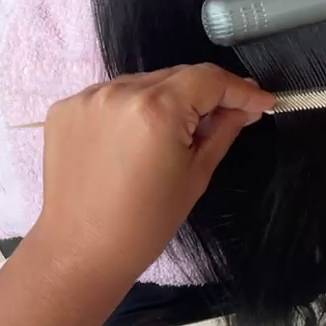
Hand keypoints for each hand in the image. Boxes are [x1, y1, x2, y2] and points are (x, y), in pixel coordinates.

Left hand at [33, 65, 273, 280]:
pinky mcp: (65, 108)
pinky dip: (128, 110)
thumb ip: (223, 130)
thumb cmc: (146, 223)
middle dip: (202, 94)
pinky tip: (132, 141)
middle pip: (174, 76)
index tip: (260, 101)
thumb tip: (247, 106)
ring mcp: (87, 97)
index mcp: (156, 109)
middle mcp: (119, 92)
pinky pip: (109, 96)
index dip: (239, 89)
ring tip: (171, 136)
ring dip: (164, 100)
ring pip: (141, 84)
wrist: (81, 250)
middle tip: (224, 117)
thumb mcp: (196, 175)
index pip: (208, 79)